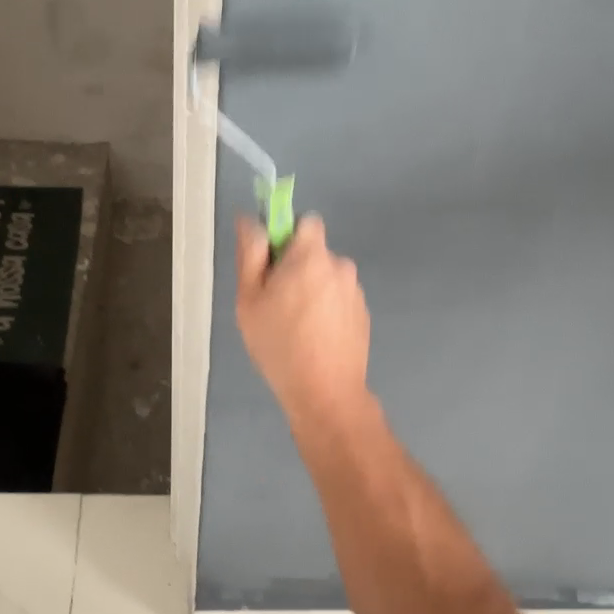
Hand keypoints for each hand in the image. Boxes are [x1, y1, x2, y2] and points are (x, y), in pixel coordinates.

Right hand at [235, 215, 372, 426]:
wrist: (326, 393)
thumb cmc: (279, 344)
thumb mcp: (249, 299)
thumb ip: (251, 254)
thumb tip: (250, 220)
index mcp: (311, 256)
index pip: (305, 222)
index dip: (286, 236)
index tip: (271, 264)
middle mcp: (340, 266)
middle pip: (314, 253)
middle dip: (296, 268)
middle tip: (274, 302)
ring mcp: (355, 292)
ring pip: (326, 278)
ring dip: (312, 291)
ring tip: (294, 327)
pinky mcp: (363, 315)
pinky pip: (338, 300)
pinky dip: (326, 311)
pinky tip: (314, 340)